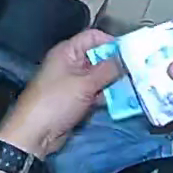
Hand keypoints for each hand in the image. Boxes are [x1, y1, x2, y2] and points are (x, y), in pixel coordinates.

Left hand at [0, 29, 122, 157]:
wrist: (35, 134)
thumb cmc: (56, 102)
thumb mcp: (85, 83)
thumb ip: (108, 69)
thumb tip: (127, 58)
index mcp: (67, 51)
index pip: (93, 37)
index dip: (111, 42)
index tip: (131, 52)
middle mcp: (71, 63)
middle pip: (99, 57)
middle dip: (117, 64)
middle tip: (137, 71)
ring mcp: (74, 82)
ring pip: (100, 76)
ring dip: (114, 81)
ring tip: (134, 85)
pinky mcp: (76, 99)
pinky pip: (96, 91)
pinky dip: (107, 94)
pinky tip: (124, 99)